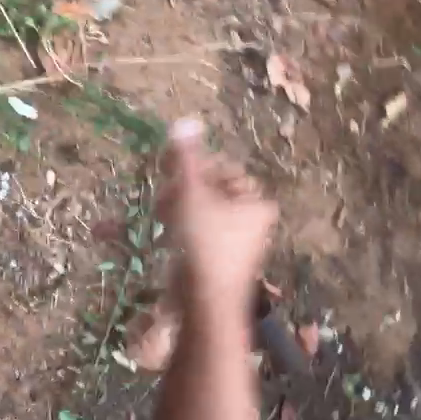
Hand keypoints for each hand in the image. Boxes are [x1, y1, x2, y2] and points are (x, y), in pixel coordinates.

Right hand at [160, 117, 276, 318]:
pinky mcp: (218, 251)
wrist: (204, 299)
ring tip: (164, 217)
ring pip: (199, 204)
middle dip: (182, 188)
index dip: (195, 167)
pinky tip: (167, 231)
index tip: (172, 173)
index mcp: (256, 202)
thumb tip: (186, 121)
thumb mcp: (192, 192)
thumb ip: (186, 157)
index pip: (222, 166)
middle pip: (209, 184)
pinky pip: (197, 224)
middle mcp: (251, 217)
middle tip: (167, 198)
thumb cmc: (204, 242)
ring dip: (176, 205)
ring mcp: (235, 237)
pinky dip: (180, 223)